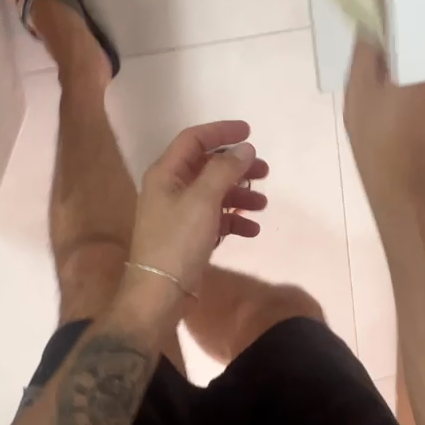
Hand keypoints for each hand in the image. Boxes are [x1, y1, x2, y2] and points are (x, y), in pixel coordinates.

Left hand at [127, 120, 268, 302]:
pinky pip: (215, 218)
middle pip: (207, 167)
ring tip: (263, 205)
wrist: (160, 292)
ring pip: (214, 194)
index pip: (194, 139)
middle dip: (237, 167)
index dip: (221, 132)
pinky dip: (234, 220)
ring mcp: (179, 214)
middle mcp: (170, 189)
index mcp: (166, 173)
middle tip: (264, 171)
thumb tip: (245, 148)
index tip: (250, 133)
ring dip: (240, 196)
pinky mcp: (188, 236)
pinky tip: (252, 229)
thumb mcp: (203, 200)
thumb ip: (225, 170)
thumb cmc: (178, 241)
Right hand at [341, 0, 424, 197]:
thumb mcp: (362, 82)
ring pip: (423, 19)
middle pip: (422, 2)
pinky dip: (406, 21)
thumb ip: (369, 39)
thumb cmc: (378, 132)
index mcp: (420, 49)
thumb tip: (373, 0)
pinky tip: (390, 11)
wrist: (398, 174)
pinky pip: (421, 36)